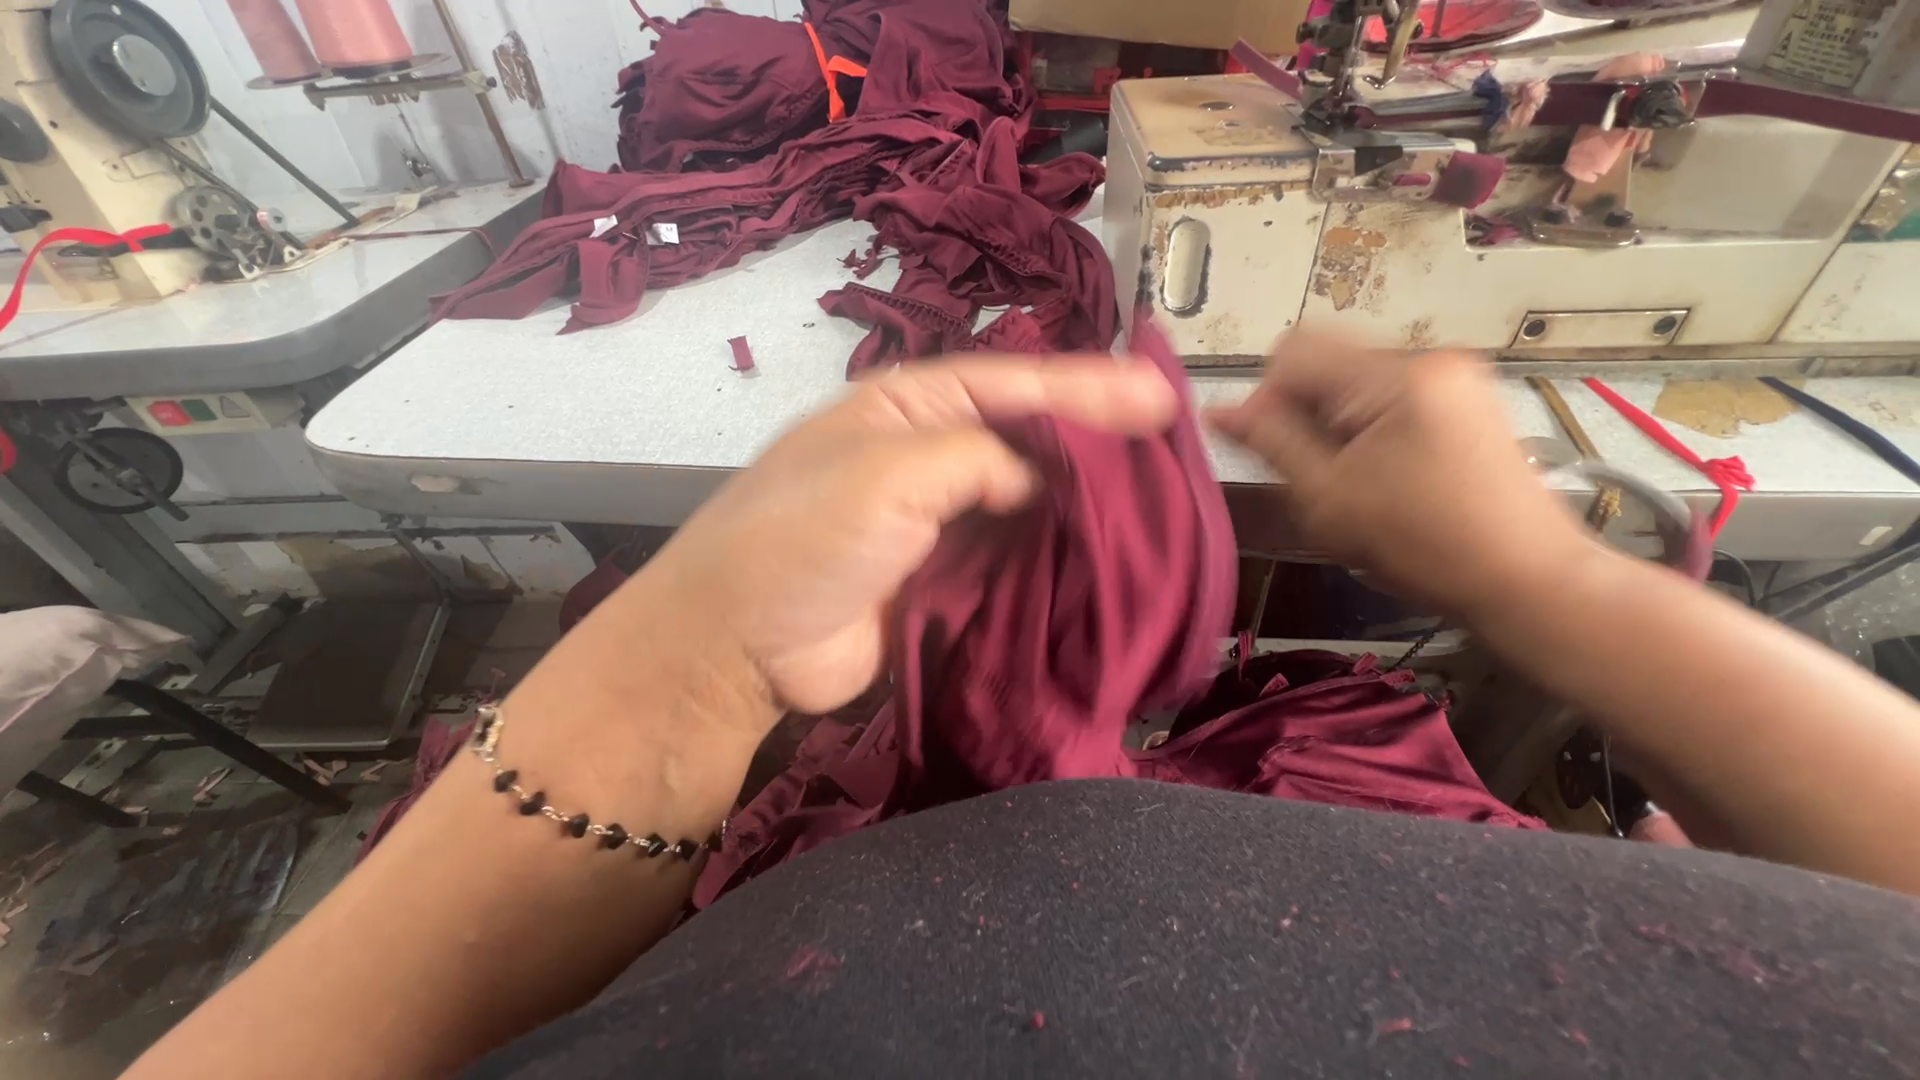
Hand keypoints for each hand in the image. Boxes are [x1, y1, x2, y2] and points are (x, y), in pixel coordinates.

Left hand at [629, 356, 1178, 729]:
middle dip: (1097, 441)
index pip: (1012, 383)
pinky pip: (1014, 556)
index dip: (1086, 387)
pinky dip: (1058, 555)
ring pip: (1028, 500)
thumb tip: (1040, 482)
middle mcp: (929, 454)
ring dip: (1084, 502)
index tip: (1157, 396)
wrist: (740, 647)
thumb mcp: (887, 474)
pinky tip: (1105, 555)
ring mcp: (939, 520)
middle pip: (1028, 438)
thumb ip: (976, 460)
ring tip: (1157, 498)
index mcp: (908, 407)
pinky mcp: (946, 578)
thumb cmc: (801, 539)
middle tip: (1172, 443)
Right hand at [1205, 330, 1586, 619]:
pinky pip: (1390, 395)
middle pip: (1329, 360)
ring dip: (1334, 421)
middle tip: (1307, 471)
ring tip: (1347, 477)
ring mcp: (1456, 376)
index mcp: (1396, 375)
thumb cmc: (1422, 544)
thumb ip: (1271, 442)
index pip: (1295, 350)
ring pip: (1356, 380)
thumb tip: (1218, 410)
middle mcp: (1430, 357)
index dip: (1264, 395)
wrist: (1528, 578)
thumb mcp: (1328, 496)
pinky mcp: (1468, 400)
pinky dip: (1367, 426)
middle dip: (1302, 410)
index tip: (1267, 449)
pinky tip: (1379, 472)